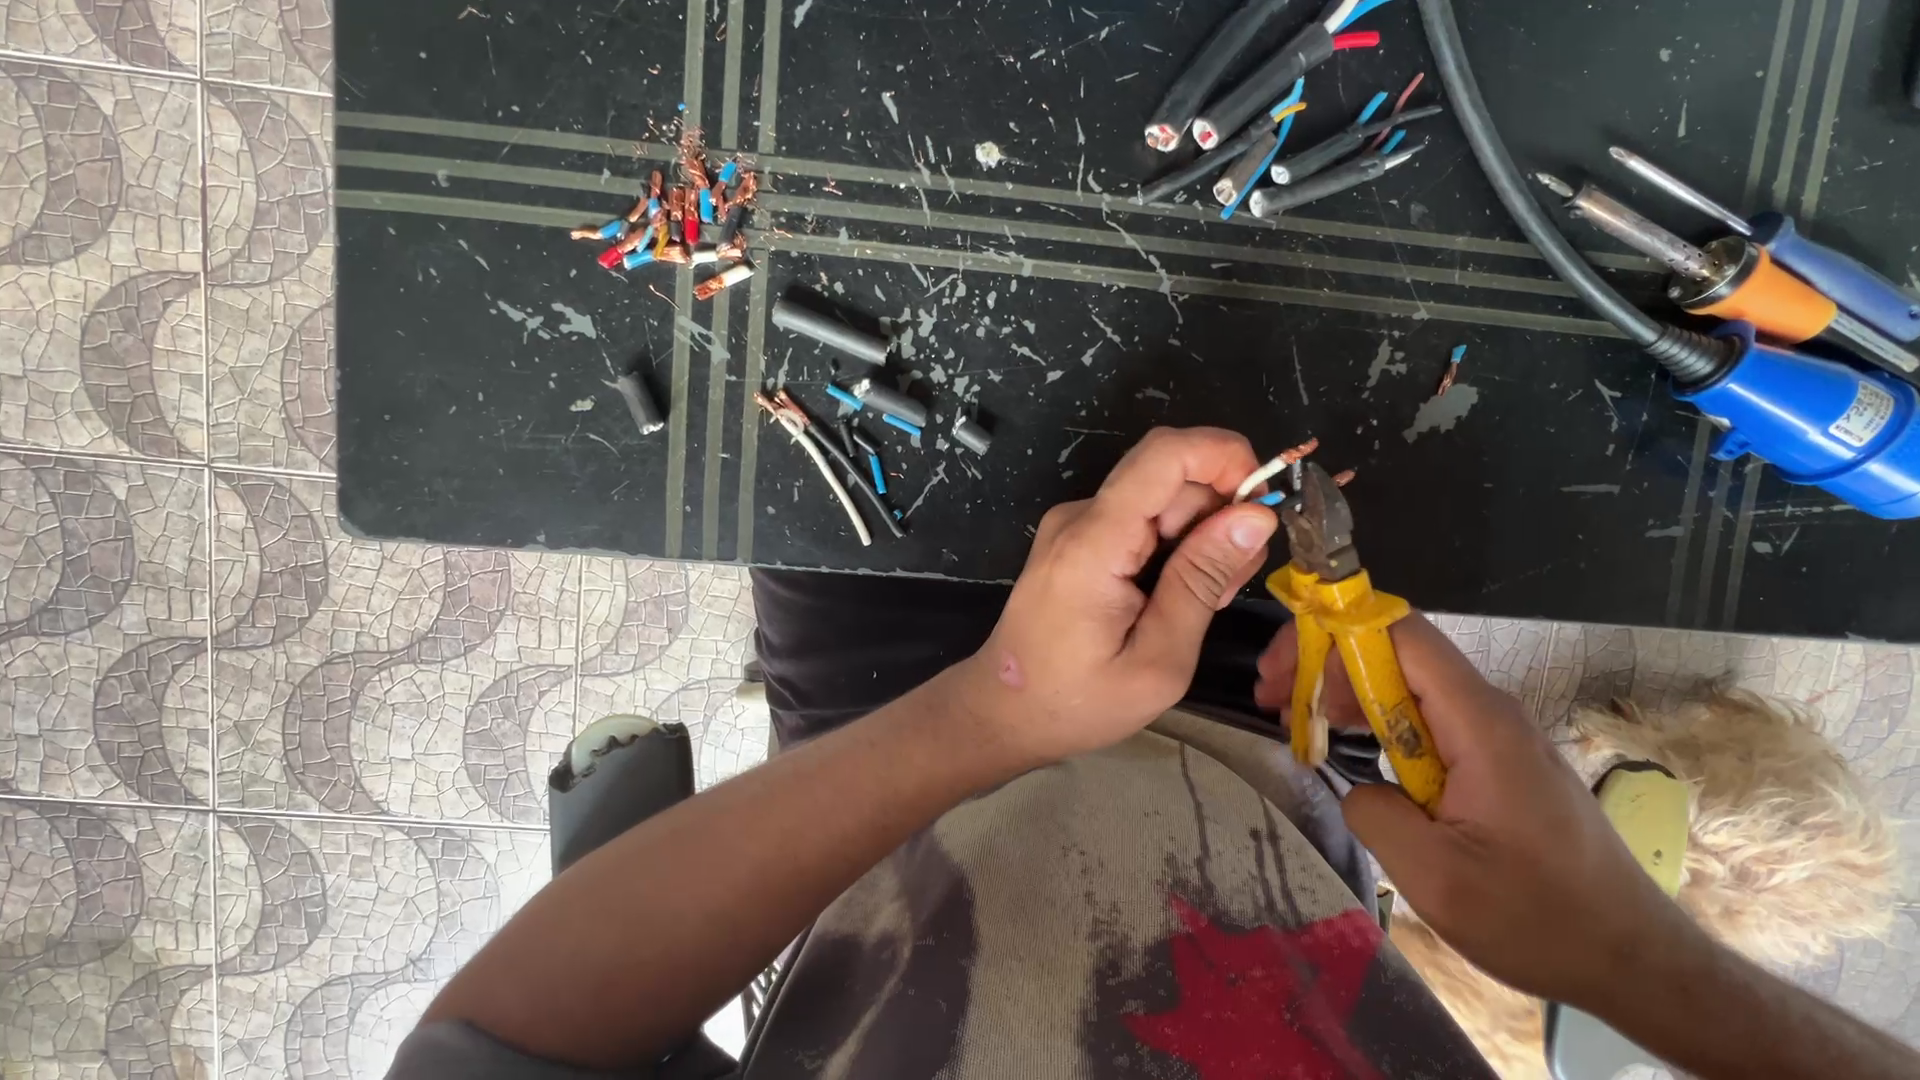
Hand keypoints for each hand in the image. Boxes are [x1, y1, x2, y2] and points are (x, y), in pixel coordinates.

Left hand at [958, 427, 1277, 766]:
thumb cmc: (1078, 702)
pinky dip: (1170, 550)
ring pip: (1159, 499)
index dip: (1224, 455)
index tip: (1263, 503)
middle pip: (1168, 477)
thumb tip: (1255, 515)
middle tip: (1226, 588)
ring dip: (1197, 540)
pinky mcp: (1076, 540)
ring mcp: (1074, 526)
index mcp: (1094, 541)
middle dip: (1219, 517)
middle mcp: (1079, 517)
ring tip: (1196, 605)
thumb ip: (1203, 581)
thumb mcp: (1159, 660)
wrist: (1005, 712)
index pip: (1164, 453)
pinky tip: (1170, 600)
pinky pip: (1139, 521)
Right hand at [1254, 615, 1706, 1011]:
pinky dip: (1374, 723)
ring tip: (1301, 729)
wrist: (1637, 962)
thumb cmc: (1541, 919)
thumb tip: (1356, 785)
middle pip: (1392, 650)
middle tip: (1273, 702)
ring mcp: (1494, 733)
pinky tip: (1349, 753)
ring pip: (1404, 683)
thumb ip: (1373, 811)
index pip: (1398, 632)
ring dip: (1344, 694)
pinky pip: (1423, 717)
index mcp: (1477, 722)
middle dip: (1323, 663)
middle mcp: (1487, 710)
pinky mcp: (1494, 758)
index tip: (1283, 672)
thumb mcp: (1436, 877)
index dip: (1331, 631)